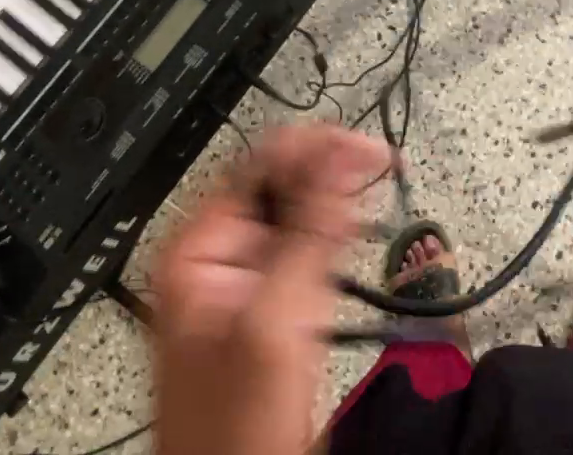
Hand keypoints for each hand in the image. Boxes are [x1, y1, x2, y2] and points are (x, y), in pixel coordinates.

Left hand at [152, 125, 388, 454]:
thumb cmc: (233, 431)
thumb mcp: (275, 321)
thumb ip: (307, 235)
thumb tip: (336, 160)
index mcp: (195, 250)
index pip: (256, 167)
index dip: (312, 148)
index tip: (362, 146)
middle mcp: (213, 258)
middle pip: (276, 186)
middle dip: (327, 172)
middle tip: (377, 160)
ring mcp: (239, 282)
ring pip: (293, 216)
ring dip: (333, 200)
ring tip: (372, 183)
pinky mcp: (265, 305)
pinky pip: (300, 251)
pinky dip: (331, 237)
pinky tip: (354, 230)